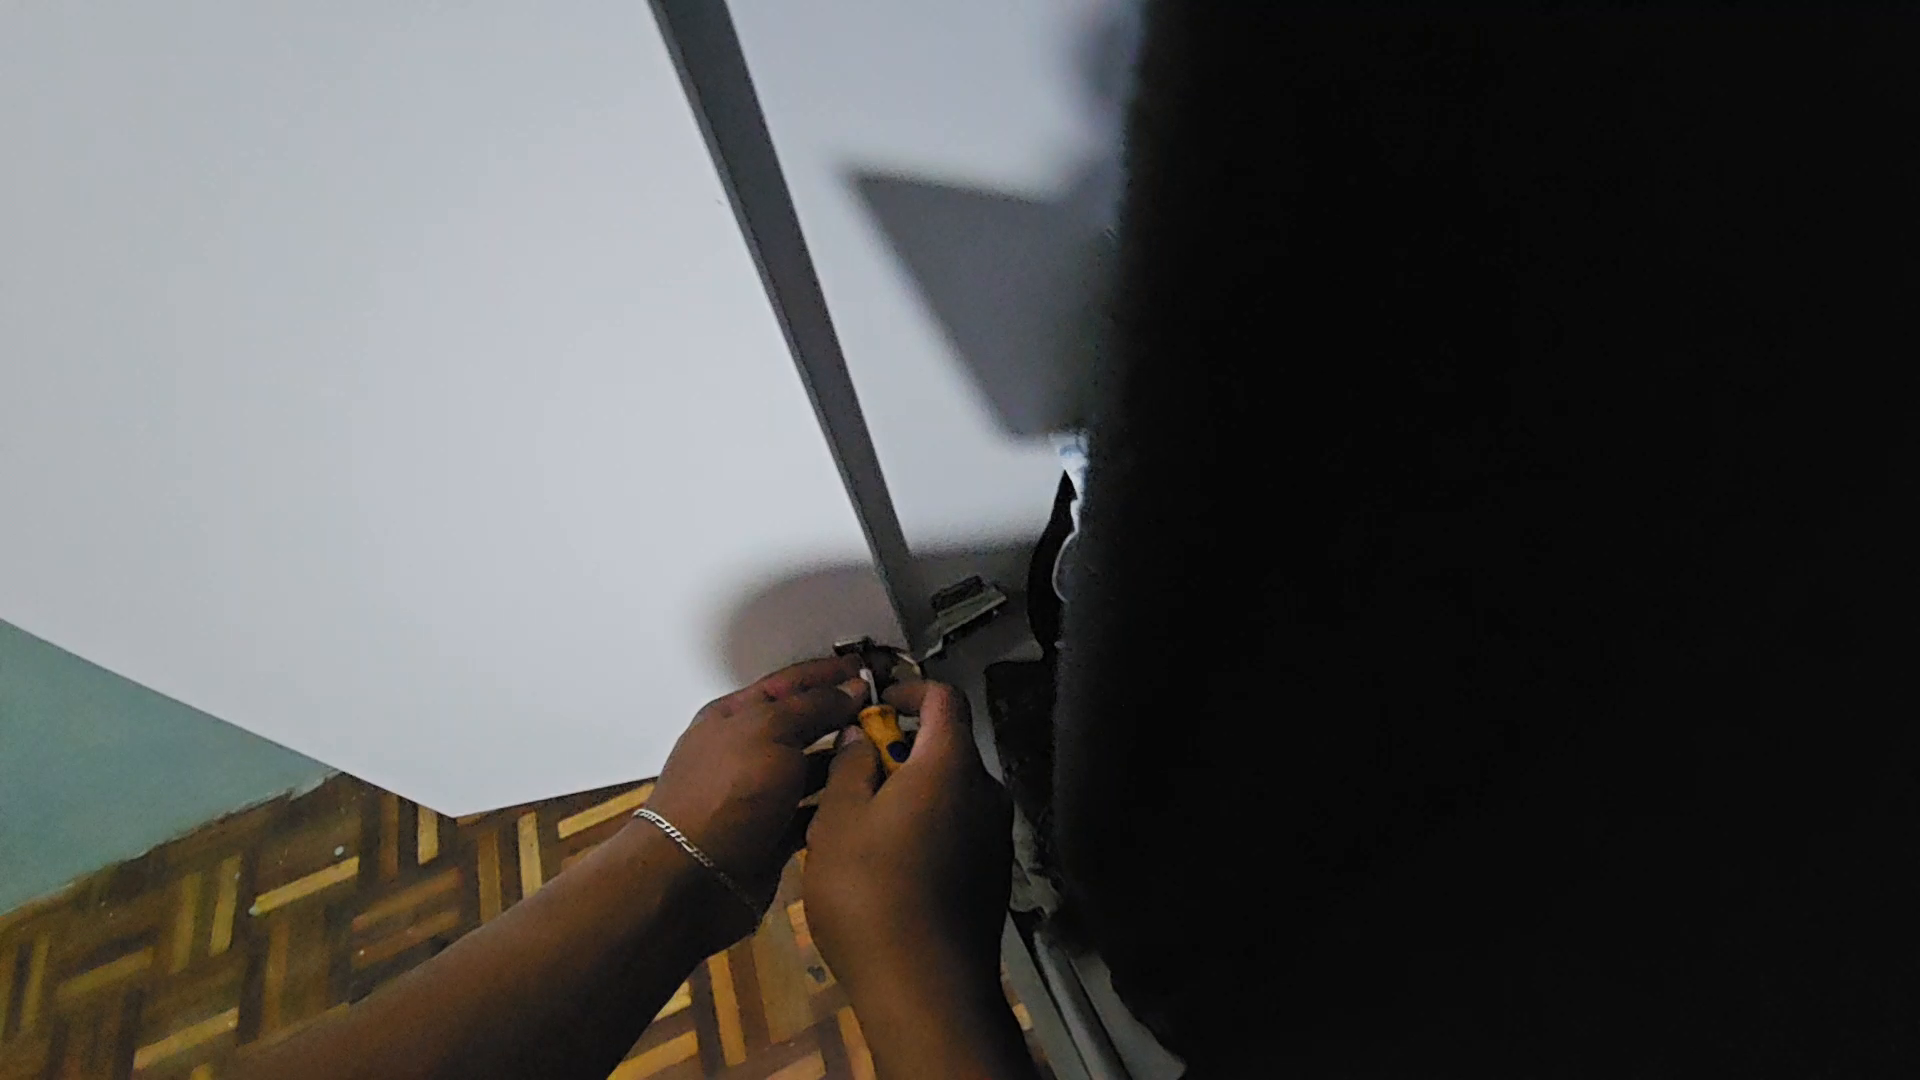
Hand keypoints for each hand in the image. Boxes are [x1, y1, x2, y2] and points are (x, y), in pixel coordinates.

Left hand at [643, 655, 866, 933]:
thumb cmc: (727, 792)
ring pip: (816, 766)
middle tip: (893, 709)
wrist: (690, 881)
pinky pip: (818, 808)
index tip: (870, 668)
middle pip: (806, 722)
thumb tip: (853, 687)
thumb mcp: (770, 731)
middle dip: (846, 714)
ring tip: (894, 750)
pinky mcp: (776, 832)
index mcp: (737, 716)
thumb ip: (814, 706)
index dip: (830, 672)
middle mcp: (749, 749)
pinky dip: (843, 800)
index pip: (792, 682)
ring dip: (850, 757)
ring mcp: (763, 793)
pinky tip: (875, 793)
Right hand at [804, 679, 1014, 995]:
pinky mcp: (993, 871)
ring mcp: (995, 834)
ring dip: (912, 789)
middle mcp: (986, 790)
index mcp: (952, 765)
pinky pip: (959, 824)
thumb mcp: (839, 820)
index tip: (877, 706)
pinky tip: (893, 865)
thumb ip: (850, 765)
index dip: (910, 689)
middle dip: (901, 748)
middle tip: (855, 778)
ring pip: (951, 788)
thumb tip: (862, 735)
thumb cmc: (872, 893)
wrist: (927, 992)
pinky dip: (928, 822)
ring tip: (865, 826)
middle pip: (947, 744)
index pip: (945, 696)